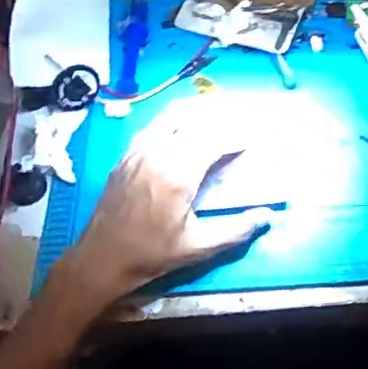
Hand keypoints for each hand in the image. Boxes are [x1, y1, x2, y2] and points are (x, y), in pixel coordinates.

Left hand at [44, 98, 270, 320]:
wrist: (102, 256)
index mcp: (178, 175)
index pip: (214, 141)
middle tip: (241, 120)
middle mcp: (158, 154)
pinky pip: (153, 125)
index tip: (253, 138)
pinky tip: (182, 123)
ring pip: (171, 116)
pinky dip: (172, 119)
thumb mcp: (197, 248)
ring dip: (196, 111)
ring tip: (216, 112)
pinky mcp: (126, 154)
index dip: (237, 136)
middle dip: (221, 117)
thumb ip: (234, 231)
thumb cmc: (151, 255)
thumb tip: (265, 216)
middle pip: (194, 121)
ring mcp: (139, 151)